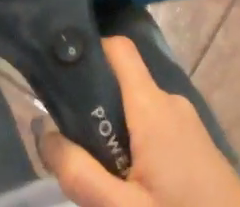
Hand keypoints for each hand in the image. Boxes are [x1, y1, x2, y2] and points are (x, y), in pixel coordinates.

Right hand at [40, 38, 239, 206]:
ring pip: (135, 113)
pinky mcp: (198, 148)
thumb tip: (41, 130)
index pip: (117, 48)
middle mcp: (171, 103)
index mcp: (152, 107)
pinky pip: (155, 131)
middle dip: (92, 111)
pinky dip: (135, 149)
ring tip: (100, 181)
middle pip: (120, 85)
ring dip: (112, 137)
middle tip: (72, 151)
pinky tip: (131, 191)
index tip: (56, 76)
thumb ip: (78, 172)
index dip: (87, 51)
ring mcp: (188, 125)